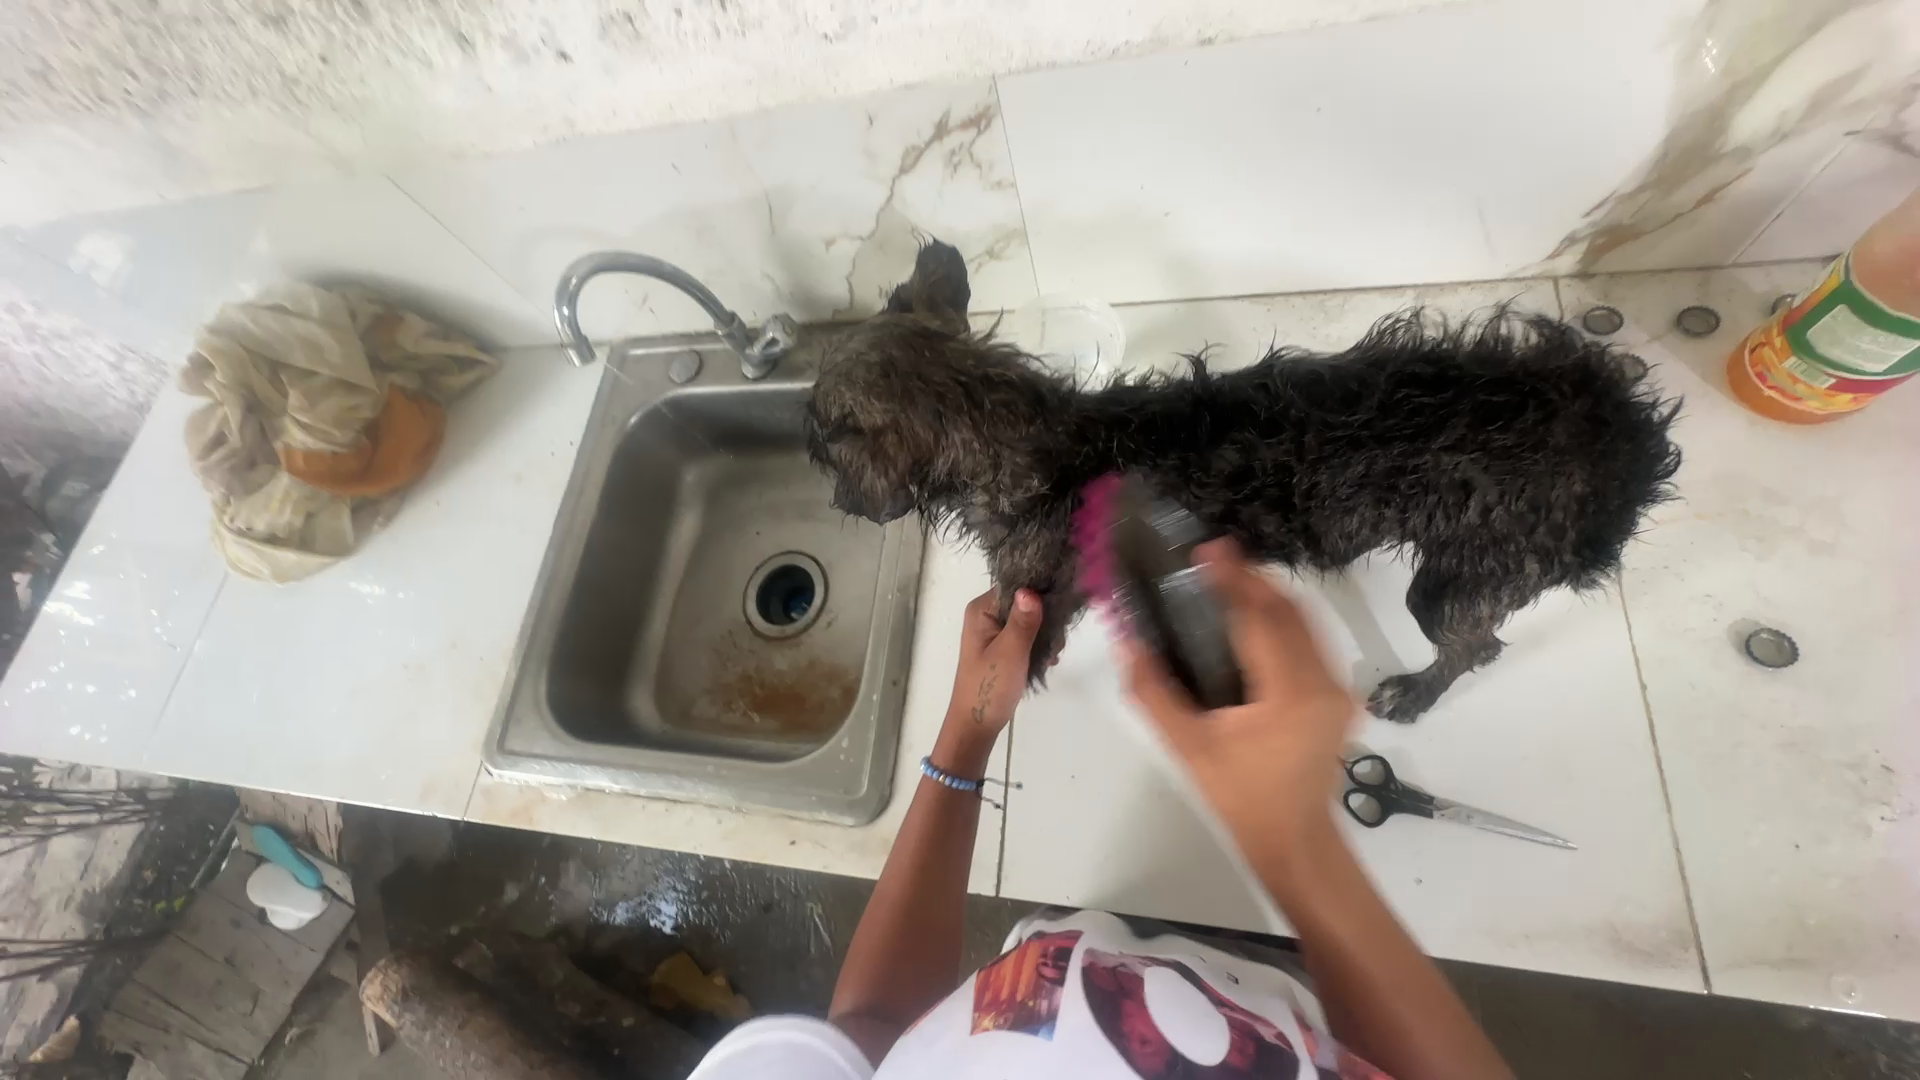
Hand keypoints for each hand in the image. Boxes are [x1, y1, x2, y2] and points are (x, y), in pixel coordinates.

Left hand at [944, 587, 1042, 738]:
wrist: (977, 724)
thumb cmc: (990, 687)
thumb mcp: (1010, 651)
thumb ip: (1023, 621)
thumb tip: (1030, 589)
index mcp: (982, 609)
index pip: (1016, 585)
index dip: (1040, 592)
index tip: (1060, 609)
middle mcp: (986, 614)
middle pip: (1026, 601)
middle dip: (1046, 618)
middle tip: (1055, 642)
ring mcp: (994, 630)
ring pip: (1030, 619)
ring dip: (1045, 634)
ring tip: (1051, 655)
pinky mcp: (1003, 645)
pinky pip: (1027, 634)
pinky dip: (1039, 645)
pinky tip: (1047, 659)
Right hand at [1123, 538, 1355, 864]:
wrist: (1294, 838)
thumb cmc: (1239, 796)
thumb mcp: (1188, 746)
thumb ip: (1154, 693)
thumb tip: (1126, 642)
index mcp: (1289, 695)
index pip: (1262, 620)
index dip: (1234, 580)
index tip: (1208, 550)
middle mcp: (1324, 684)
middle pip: (1291, 610)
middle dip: (1252, 578)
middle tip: (1212, 559)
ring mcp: (1338, 689)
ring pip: (1306, 621)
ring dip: (1268, 595)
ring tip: (1227, 579)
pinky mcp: (1338, 696)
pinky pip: (1310, 639)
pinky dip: (1281, 618)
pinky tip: (1251, 616)